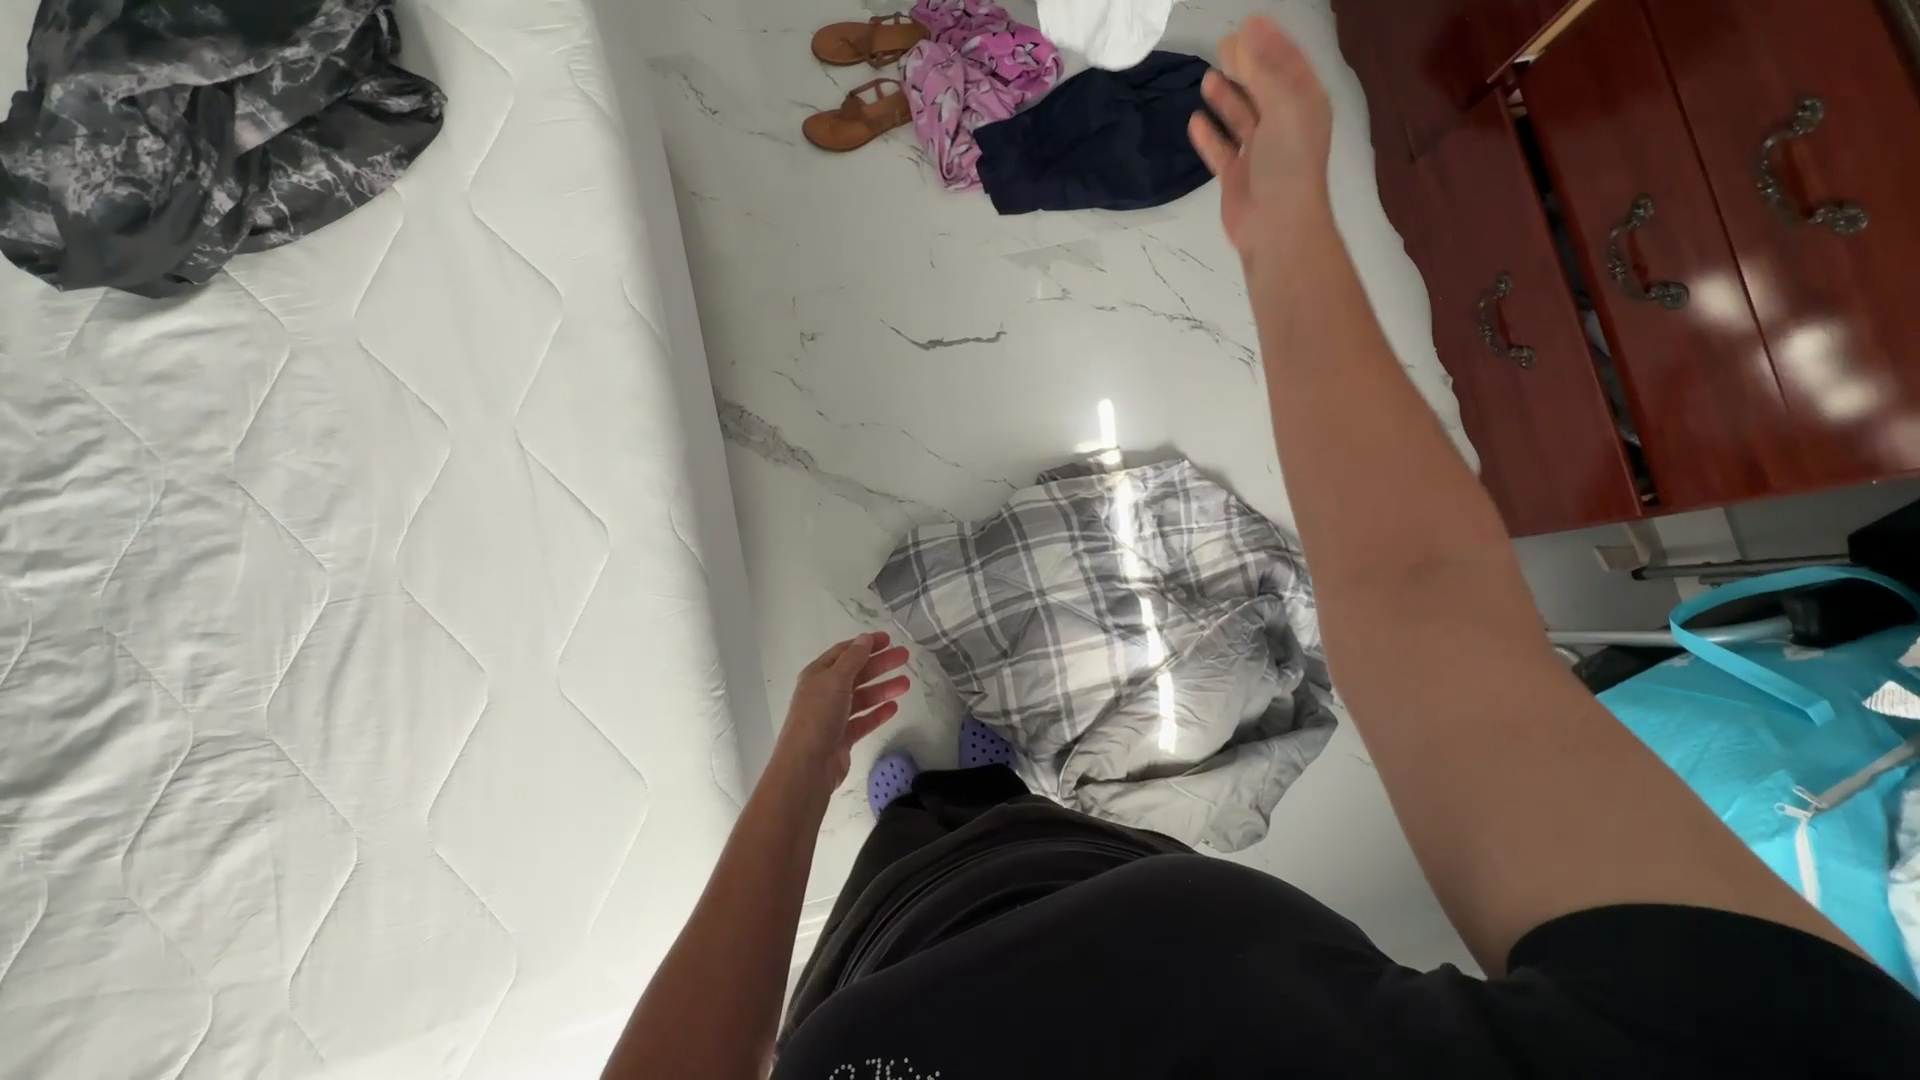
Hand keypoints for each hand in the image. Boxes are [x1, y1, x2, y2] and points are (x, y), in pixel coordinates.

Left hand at [769, 632, 911, 795]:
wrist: (808, 765)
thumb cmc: (818, 715)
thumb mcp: (835, 680)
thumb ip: (853, 658)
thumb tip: (865, 638)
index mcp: (817, 675)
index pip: (843, 653)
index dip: (865, 644)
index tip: (888, 639)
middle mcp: (824, 693)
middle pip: (856, 673)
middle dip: (880, 664)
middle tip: (904, 656)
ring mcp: (834, 717)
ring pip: (863, 697)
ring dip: (883, 688)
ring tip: (906, 684)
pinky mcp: (843, 737)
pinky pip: (864, 720)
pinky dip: (878, 713)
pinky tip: (894, 707)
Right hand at [1188, 16, 1334, 263]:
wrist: (1276, 224)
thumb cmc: (1287, 160)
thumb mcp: (1281, 103)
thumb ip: (1262, 67)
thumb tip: (1247, 27)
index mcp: (1305, 105)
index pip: (1289, 64)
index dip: (1270, 42)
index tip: (1247, 23)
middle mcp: (1284, 126)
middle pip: (1263, 88)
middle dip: (1245, 66)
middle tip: (1222, 44)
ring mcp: (1260, 153)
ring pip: (1241, 118)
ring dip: (1226, 97)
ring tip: (1207, 78)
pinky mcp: (1237, 177)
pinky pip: (1222, 150)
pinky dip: (1210, 136)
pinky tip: (1195, 121)